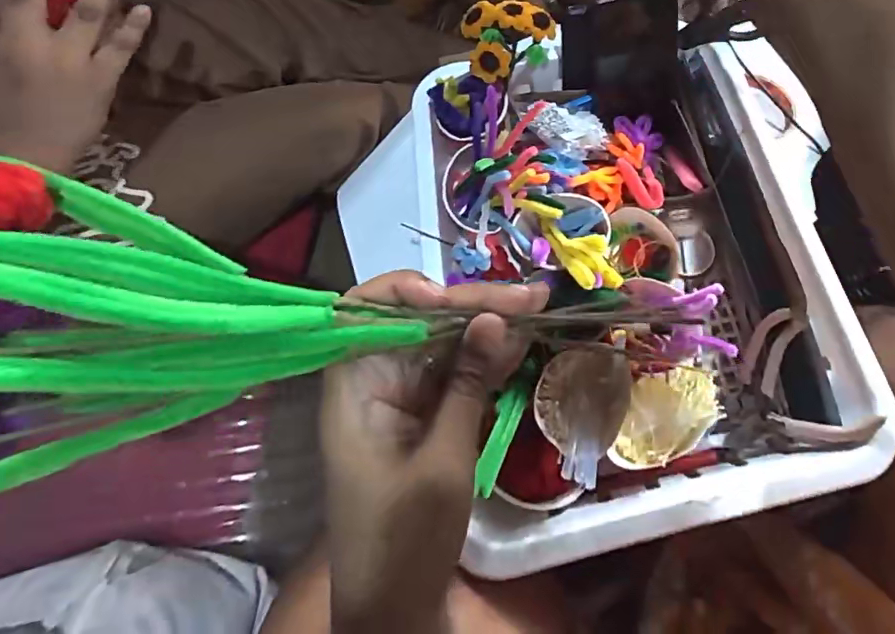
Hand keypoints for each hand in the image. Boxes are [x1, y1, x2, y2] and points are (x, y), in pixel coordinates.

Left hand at [320, 271, 548, 632]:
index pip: (365, 312)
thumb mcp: (442, 463)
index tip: (447, 298)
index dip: (404, 292)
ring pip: (446, 340)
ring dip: (491, 323)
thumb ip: (466, 385)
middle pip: (420, 320)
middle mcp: (377, 381)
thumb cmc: (404, 543)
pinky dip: (490, 355)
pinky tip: (523, 340)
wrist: (396, 612)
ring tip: (538, 306)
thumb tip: (493, 318)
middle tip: (531, 296)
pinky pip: (458, 369)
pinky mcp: (428, 412)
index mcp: (356, 388)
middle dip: (473, 303)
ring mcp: (405, 396)